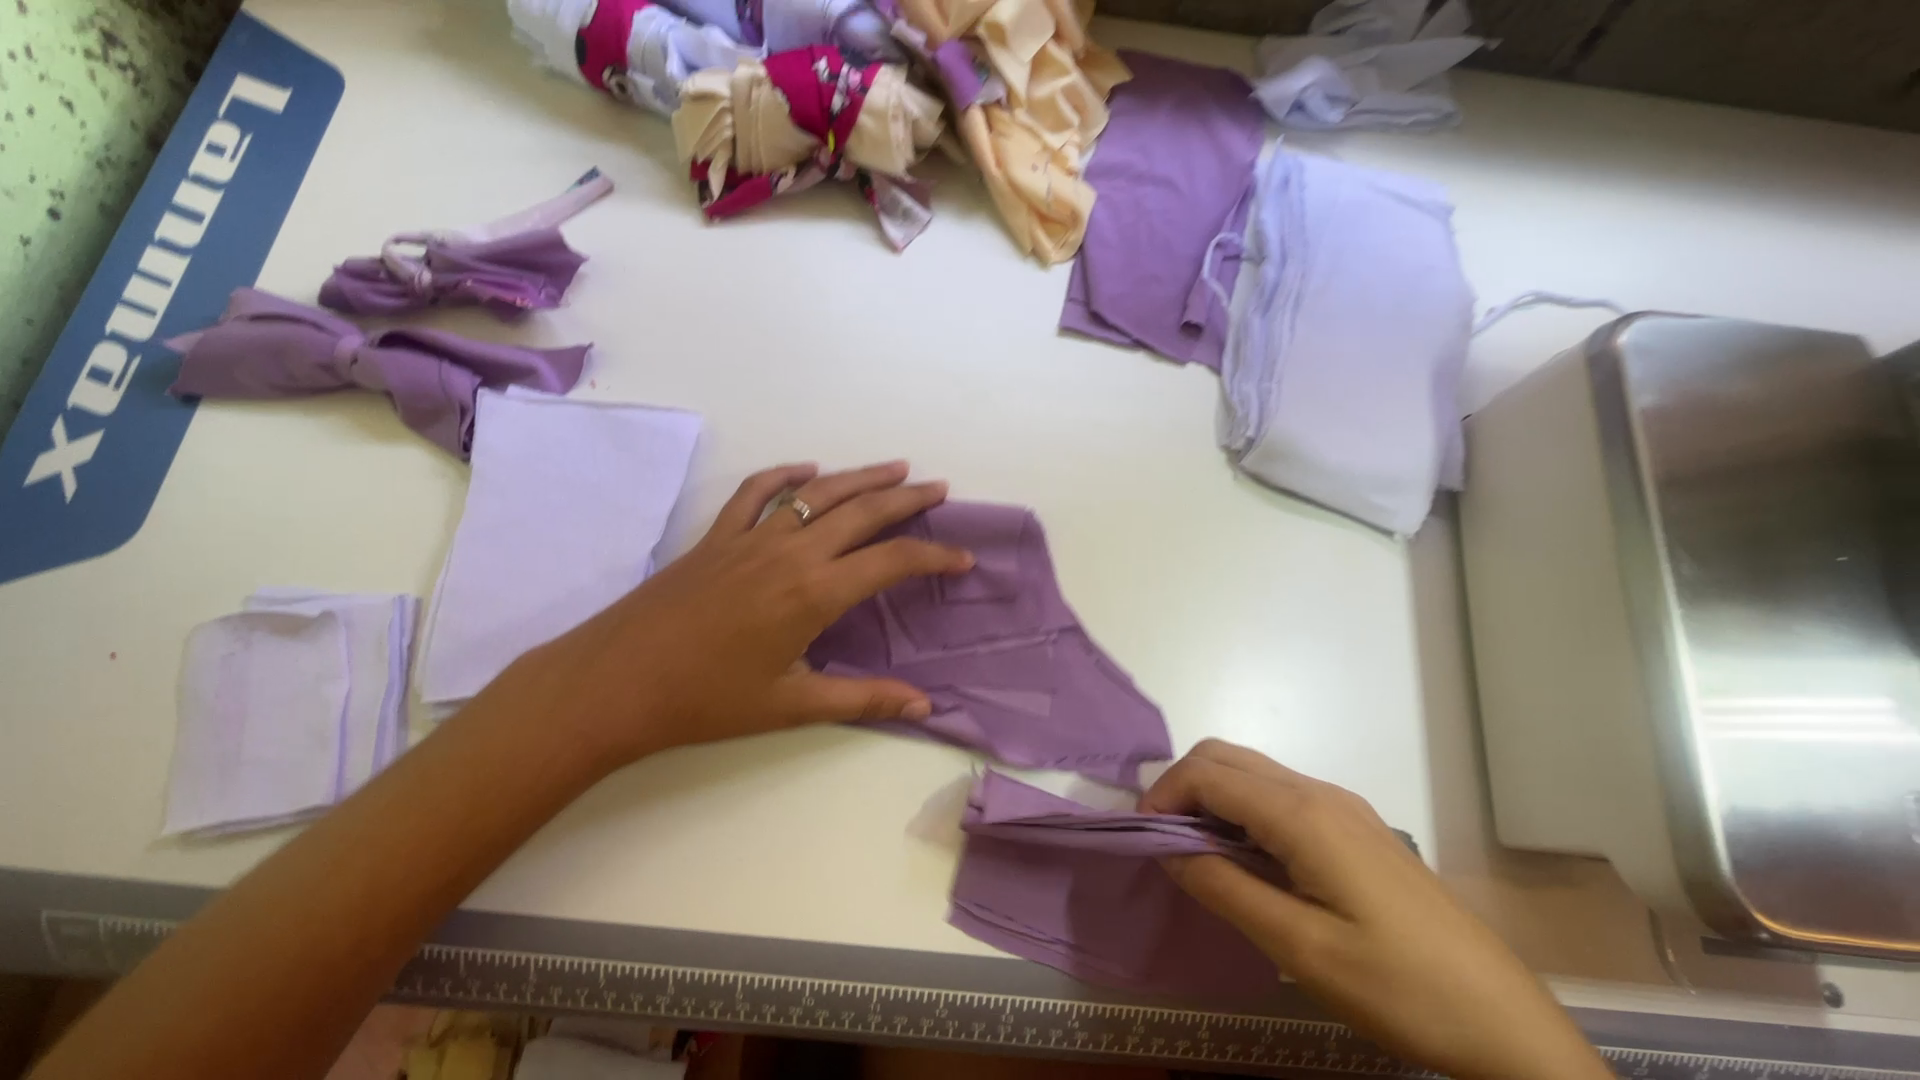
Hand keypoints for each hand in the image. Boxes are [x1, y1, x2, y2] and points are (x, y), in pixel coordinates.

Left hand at [483, 461, 973, 768]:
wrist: (616, 681)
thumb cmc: (707, 700)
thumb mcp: (791, 706)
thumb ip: (863, 699)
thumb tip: (924, 704)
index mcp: (814, 593)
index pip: (892, 561)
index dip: (934, 557)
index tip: (963, 558)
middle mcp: (789, 552)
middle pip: (861, 510)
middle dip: (906, 497)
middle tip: (939, 489)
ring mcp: (750, 538)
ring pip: (817, 493)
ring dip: (860, 477)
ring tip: (894, 468)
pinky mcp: (716, 537)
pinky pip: (755, 492)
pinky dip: (785, 475)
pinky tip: (806, 471)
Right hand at [1142, 740, 1612, 1079]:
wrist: (1501, 1020)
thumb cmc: (1398, 988)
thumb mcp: (1299, 949)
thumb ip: (1225, 888)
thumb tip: (1168, 848)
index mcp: (1304, 814)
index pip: (1208, 773)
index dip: (1163, 797)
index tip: (1140, 841)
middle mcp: (1321, 793)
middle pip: (1228, 758)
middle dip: (1181, 788)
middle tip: (1161, 845)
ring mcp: (1344, 809)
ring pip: (1253, 774)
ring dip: (1211, 800)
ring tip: (1194, 857)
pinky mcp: (1356, 830)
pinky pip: (1280, 798)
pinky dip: (1242, 812)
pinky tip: (1244, 863)